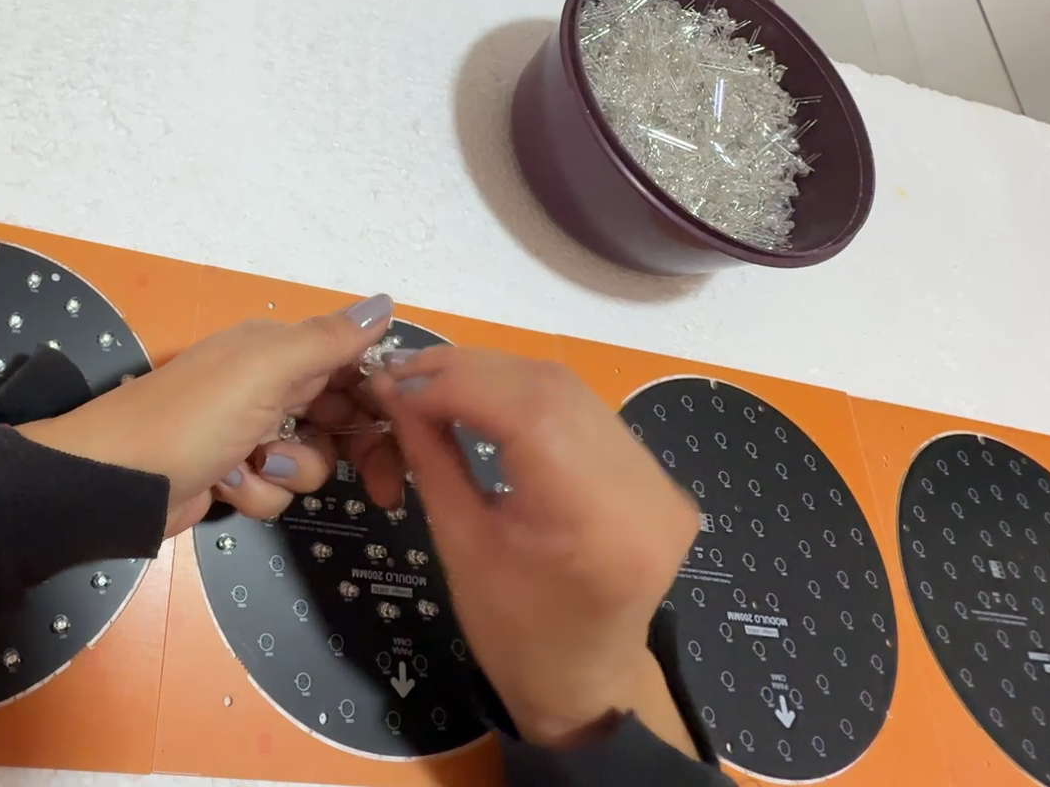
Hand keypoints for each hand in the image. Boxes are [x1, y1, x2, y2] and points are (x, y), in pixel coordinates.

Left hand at [21, 294, 394, 535]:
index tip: (410, 430)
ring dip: (293, 469)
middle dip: (356, 448)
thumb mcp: (264, 369)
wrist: (118, 480)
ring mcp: (250, 430)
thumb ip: (327, 339)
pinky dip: (258, 490)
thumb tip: (386, 301)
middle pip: (340, 414)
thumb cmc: (195, 417)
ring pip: (311, 457)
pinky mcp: (235, 473)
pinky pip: (275, 487)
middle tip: (381, 487)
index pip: (351, 361)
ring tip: (259, 462)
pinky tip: (229, 483)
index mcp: (277, 350)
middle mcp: (268, 384)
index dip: (382, 394)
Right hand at [368, 348, 701, 755]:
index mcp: (595, 524)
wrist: (583, 678)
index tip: (396, 385)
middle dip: (466, 370)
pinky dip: (520, 391)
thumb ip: (428, 452)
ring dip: (490, 373)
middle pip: (548, 388)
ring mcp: (657, 478)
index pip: (526, 414)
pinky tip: (480, 394)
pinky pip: (578, 406)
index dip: (454, 385)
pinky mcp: (653, 472)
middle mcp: (643, 490)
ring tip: (433, 380)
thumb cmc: (508, 627)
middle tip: (405, 373)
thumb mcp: (455, 539)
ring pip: (564, 387)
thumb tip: (392, 388)